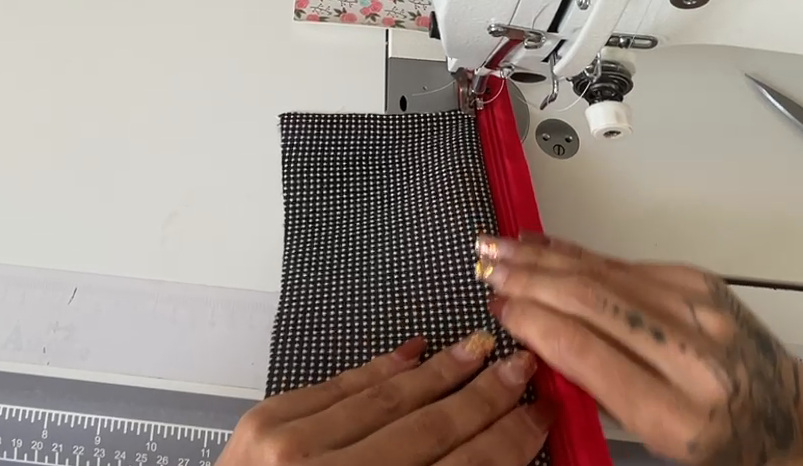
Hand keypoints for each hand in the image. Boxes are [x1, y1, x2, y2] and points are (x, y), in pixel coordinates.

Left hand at [217, 331, 551, 465]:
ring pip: (386, 397)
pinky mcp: (265, 423)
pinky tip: (412, 351)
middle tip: (520, 369)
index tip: (536, 415)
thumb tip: (483, 455)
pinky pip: (338, 385)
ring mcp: (293, 449)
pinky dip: (379, 367)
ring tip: (477, 348)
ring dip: (439, 371)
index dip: (506, 441)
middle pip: (430, 428)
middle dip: (483, 396)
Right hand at [476, 235, 802, 465]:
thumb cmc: (725, 445)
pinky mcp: (698, 280)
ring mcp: (699, 308)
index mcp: (680, 415)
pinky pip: (622, 261)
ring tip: (498, 246)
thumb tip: (536, 330)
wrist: (796, 424)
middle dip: (529, 277)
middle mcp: (693, 354)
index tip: (500, 307)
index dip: (535, 322)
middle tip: (486, 267)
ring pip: (601, 269)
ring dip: (542, 255)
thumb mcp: (658, 440)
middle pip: (591, 299)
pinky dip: (575, 252)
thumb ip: (599, 386)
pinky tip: (544, 245)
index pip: (588, 353)